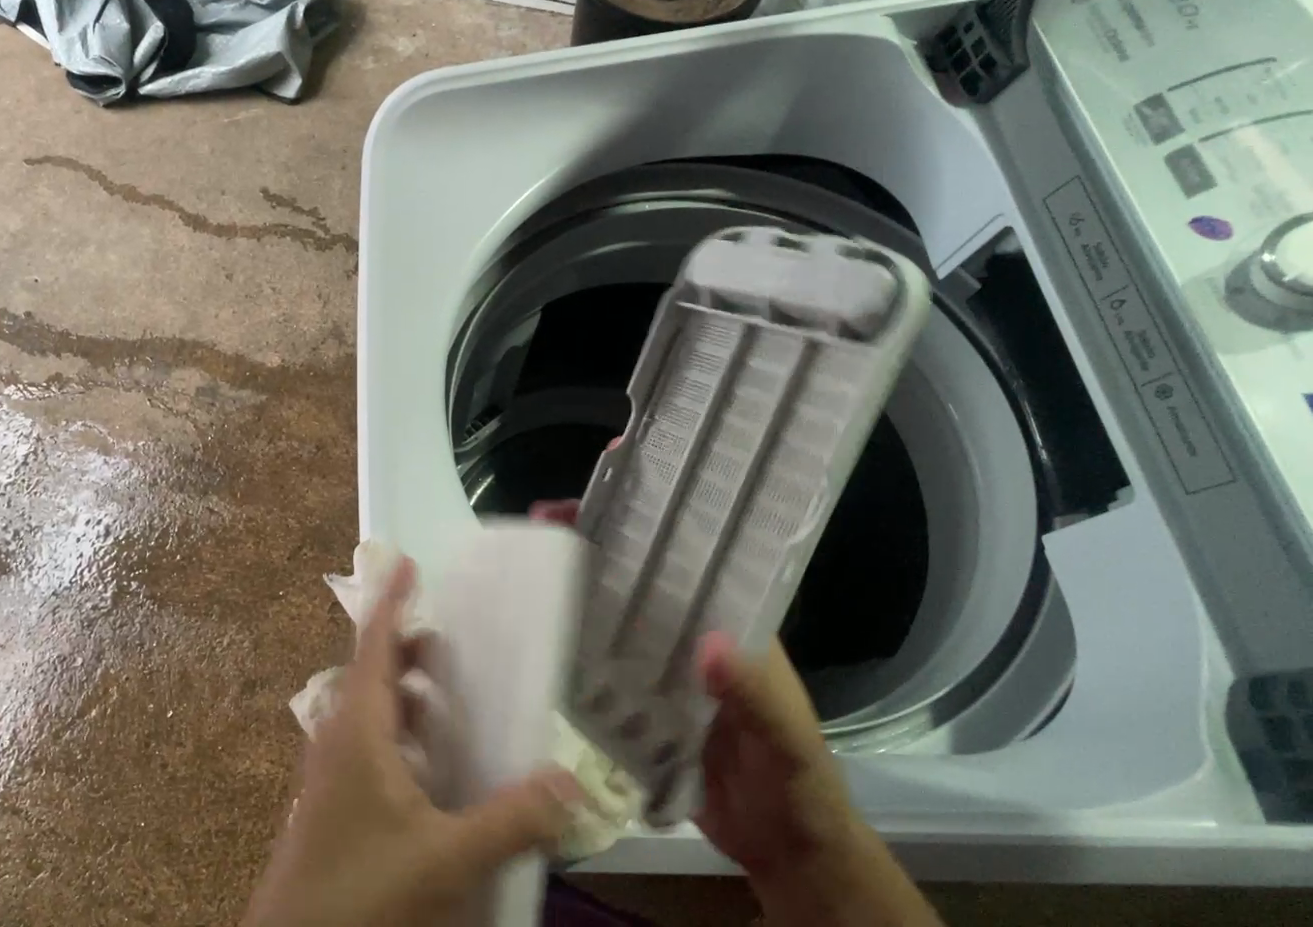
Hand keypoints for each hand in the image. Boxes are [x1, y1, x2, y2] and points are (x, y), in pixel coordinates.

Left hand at [243, 557, 582, 926]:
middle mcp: (339, 737)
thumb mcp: (445, 856)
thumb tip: (571, 783)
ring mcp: (332, 772)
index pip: (375, 642)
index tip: (407, 560)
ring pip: (373, 713)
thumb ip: (510, 820)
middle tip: (460, 640)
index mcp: (358, 727)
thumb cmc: (362, 888)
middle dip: (413, 650)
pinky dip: (404, 737)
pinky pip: (373, 748)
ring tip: (457, 697)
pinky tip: (437, 768)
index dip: (392, 599)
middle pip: (375, 673)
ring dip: (410, 697)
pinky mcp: (335, 805)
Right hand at [525, 500, 854, 873]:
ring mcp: (662, 668)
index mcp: (733, 622)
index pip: (692, 554)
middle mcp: (693, 633)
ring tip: (529, 566)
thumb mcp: (786, 739)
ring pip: (615, 615)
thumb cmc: (797, 783)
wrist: (783, 850)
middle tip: (547, 519)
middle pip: (642, 575)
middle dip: (598, 542)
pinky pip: (600, 667)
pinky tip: (537, 636)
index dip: (655, 514)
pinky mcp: (637, 705)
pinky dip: (572, 648)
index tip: (613, 478)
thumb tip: (708, 643)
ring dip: (577, 589)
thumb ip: (753, 693)